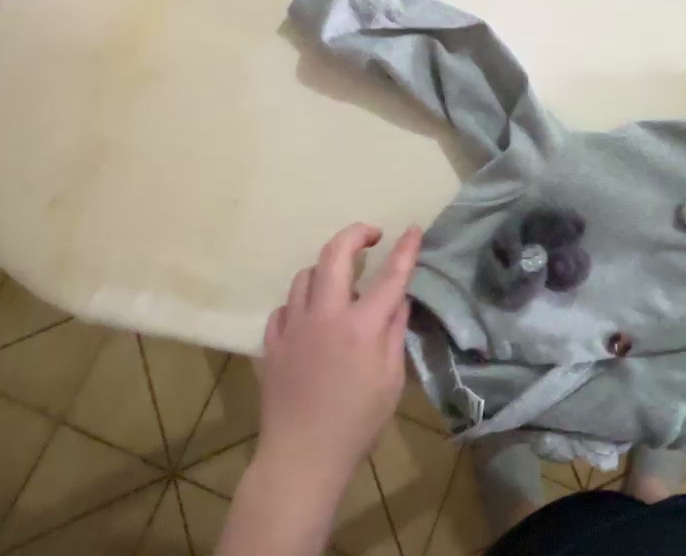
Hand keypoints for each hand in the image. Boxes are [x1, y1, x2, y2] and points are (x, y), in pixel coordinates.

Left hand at [254, 222, 421, 489]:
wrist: (301, 457)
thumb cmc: (357, 423)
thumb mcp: (391, 380)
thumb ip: (395, 333)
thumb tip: (398, 299)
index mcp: (361, 326)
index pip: (390, 276)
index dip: (405, 249)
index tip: (414, 228)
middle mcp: (325, 315)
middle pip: (335, 254)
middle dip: (355, 234)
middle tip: (371, 235)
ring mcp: (293, 326)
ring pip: (305, 275)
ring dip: (326, 268)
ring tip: (341, 281)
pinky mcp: (272, 342)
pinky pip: (285, 306)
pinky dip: (301, 302)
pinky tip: (311, 317)